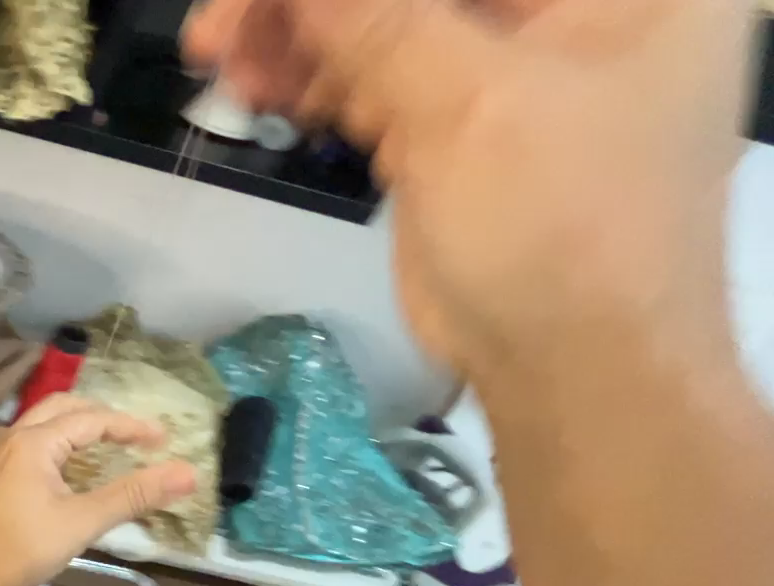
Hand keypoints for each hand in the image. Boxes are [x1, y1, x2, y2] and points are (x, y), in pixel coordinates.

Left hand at [0, 394, 198, 585]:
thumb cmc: (21, 550)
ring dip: (71, 430)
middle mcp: (6, 440)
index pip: (90, 419)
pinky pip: (20, 448)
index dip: (130, 426)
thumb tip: (187, 473)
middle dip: (98, 415)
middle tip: (131, 434)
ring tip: (102, 449)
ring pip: (36, 427)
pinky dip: (49, 448)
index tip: (162, 439)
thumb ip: (133, 494)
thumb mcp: (82, 522)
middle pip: (59, 409)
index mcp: (31, 443)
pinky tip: (61, 474)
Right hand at [182, 0, 749, 381]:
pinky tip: (258, 91)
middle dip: (309, 8)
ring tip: (219, 59)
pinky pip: (369, 90)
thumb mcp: (474, 107)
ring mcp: (497, 76)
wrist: (558, 354)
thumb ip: (384, 26)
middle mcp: (563, 12)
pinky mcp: (442, 135)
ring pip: (380, 36)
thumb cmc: (560, 224)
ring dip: (297, 48)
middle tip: (219, 28)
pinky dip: (312, 91)